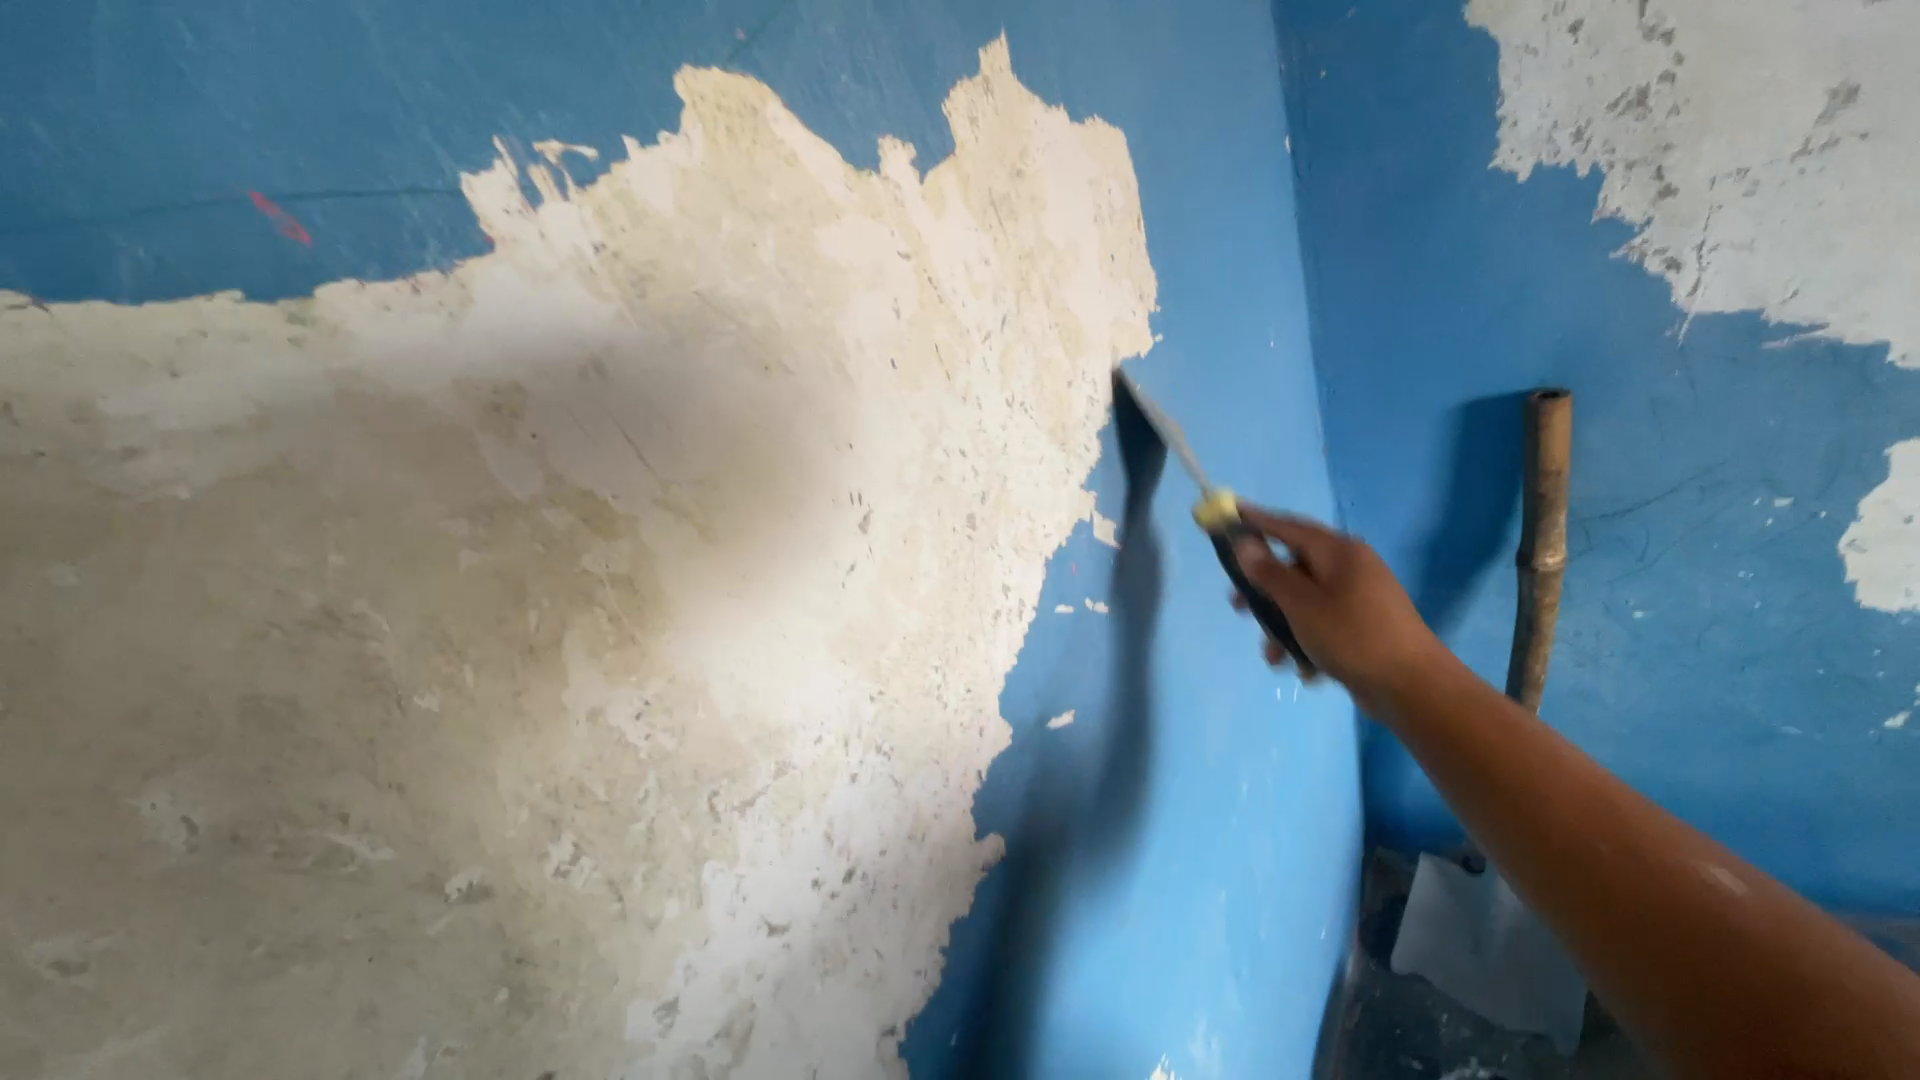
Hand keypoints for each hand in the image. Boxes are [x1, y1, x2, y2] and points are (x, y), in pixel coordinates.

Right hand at [1228, 502, 1449, 708]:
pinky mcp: (1363, 627)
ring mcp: (1359, 598)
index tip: (1230, 514)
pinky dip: (1307, 644)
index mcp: (1339, 552)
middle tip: (1239, 609)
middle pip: (1293, 569)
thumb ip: (1269, 573)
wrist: (1413, 687)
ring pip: (1304, 604)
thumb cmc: (1352, 636)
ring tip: (1275, 658)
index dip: (1257, 522)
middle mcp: (1350, 568)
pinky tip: (1305, 670)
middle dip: (1263, 594)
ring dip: (1282, 629)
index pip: (1289, 527)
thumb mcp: (1301, 604)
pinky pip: (1323, 626)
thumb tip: (1245, 544)